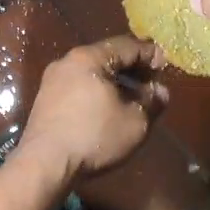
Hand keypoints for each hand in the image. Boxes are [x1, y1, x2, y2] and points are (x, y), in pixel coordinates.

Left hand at [11, 36, 168, 186]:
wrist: (44, 164)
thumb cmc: (94, 137)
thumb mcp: (135, 122)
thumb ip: (152, 102)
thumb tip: (160, 92)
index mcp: (89, 57)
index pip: (127, 45)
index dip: (150, 54)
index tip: (165, 67)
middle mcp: (67, 61)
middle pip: (107, 57)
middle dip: (132, 70)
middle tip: (151, 85)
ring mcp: (52, 80)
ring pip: (92, 73)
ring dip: (115, 83)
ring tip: (132, 101)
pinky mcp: (45, 100)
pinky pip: (78, 86)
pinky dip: (97, 92)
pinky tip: (107, 110)